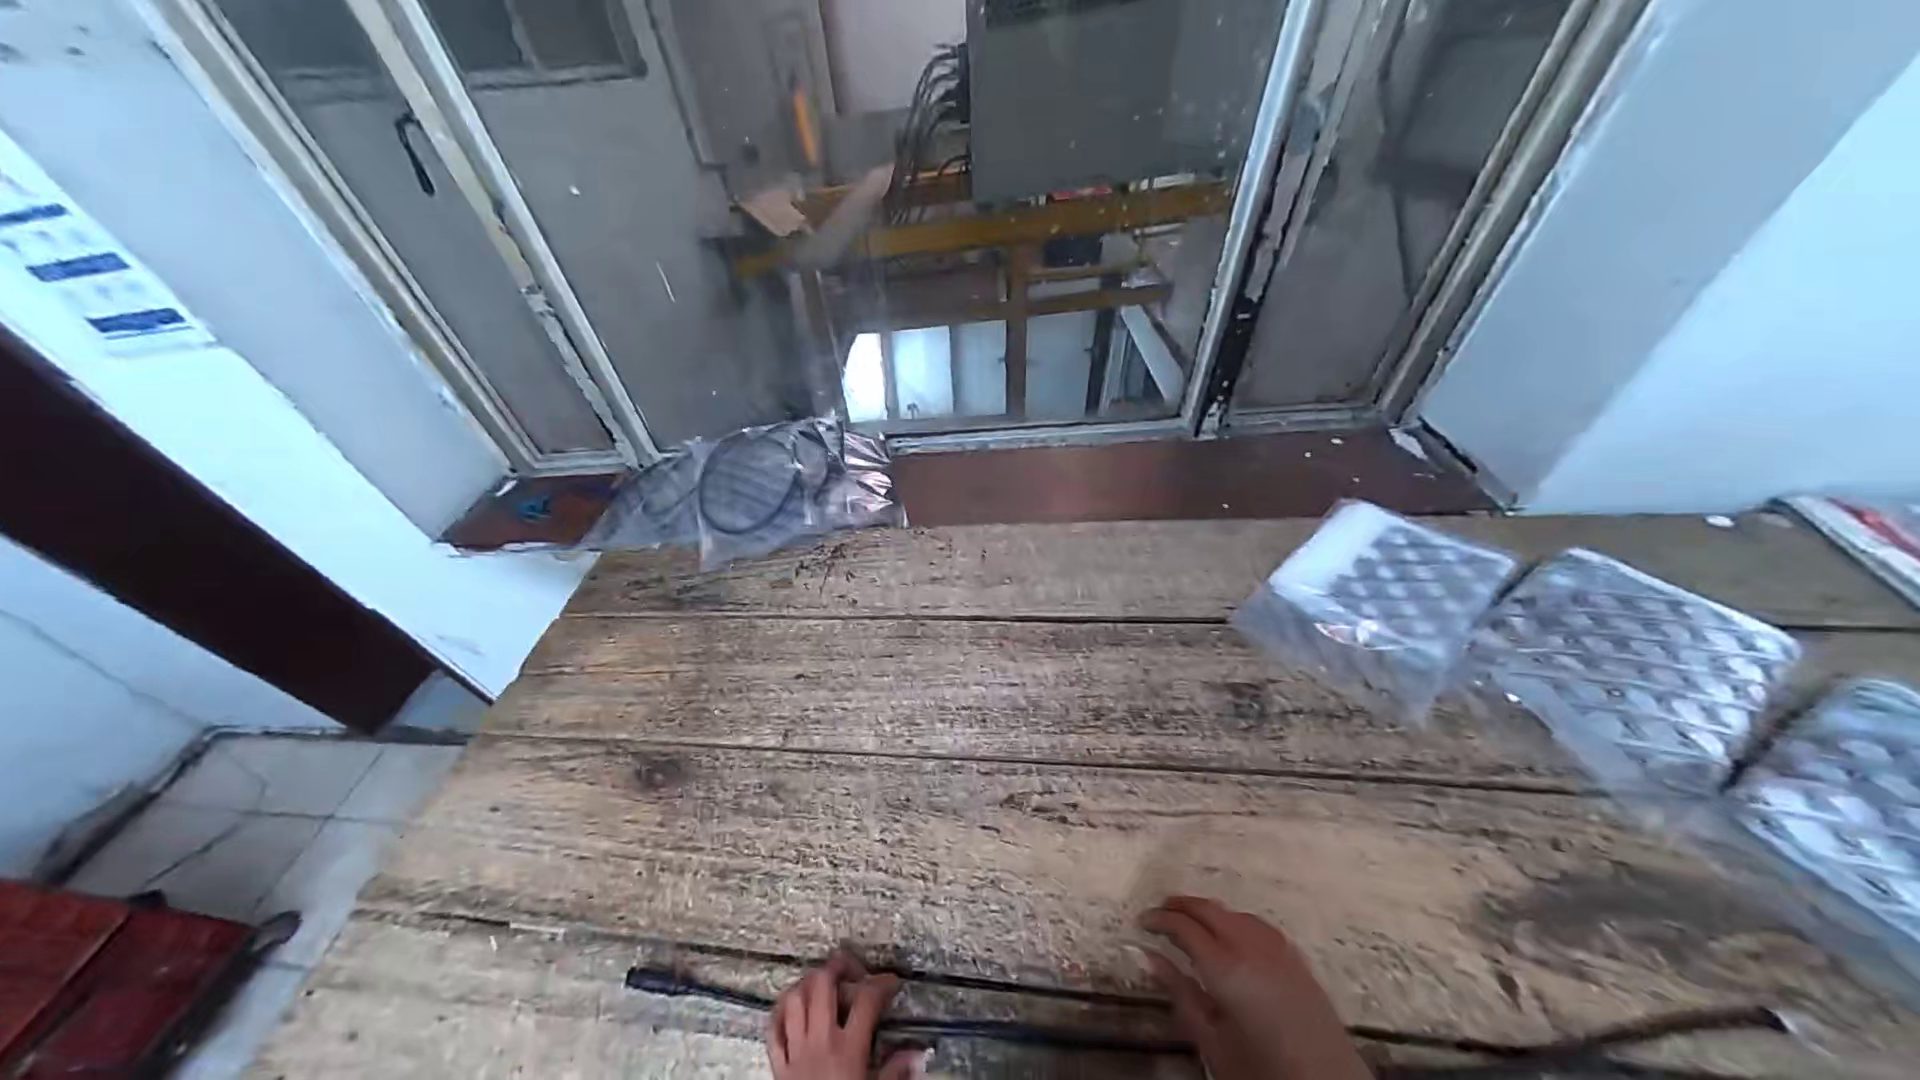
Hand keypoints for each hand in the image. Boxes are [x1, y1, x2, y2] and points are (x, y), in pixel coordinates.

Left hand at [766, 952, 925, 1079]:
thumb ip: (895, 1073)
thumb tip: (917, 1054)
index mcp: (848, 1050)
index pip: (866, 1000)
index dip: (881, 983)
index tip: (891, 982)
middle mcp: (820, 1042)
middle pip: (822, 984)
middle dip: (837, 966)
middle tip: (852, 968)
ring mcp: (796, 1051)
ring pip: (794, 1000)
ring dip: (808, 984)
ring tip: (823, 984)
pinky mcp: (778, 1066)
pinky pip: (773, 1029)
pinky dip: (781, 1012)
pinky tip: (793, 1009)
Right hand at [1142, 896, 1372, 1079]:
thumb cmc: (1262, 1075)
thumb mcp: (1211, 1042)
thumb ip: (1180, 994)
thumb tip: (1149, 957)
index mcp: (1225, 969)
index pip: (1182, 926)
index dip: (1158, 919)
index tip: (1142, 923)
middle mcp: (1251, 948)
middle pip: (1207, 909)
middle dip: (1179, 906)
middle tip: (1159, 914)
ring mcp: (1278, 950)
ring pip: (1233, 912)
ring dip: (1207, 912)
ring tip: (1190, 924)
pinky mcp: (1298, 959)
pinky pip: (1257, 924)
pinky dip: (1234, 921)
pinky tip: (1229, 936)